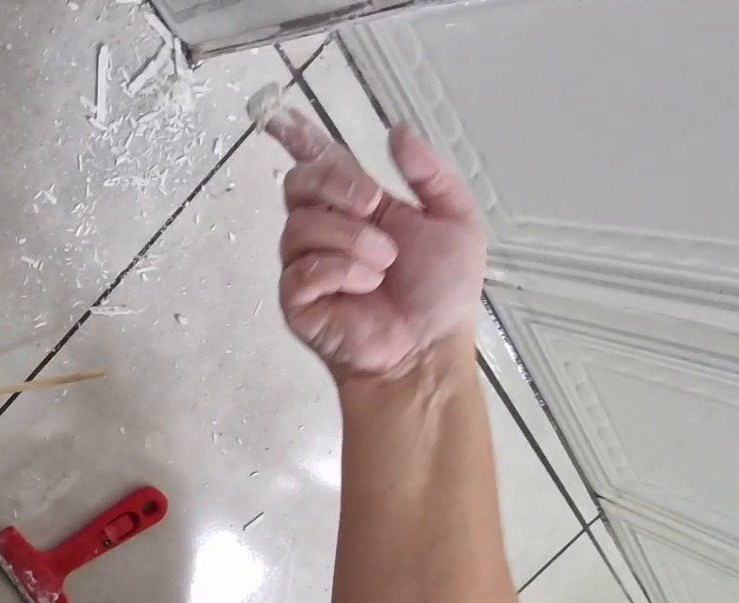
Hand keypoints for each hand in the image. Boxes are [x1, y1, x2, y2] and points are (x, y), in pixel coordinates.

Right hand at [263, 105, 485, 381]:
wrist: (424, 348)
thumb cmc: (439, 296)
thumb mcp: (456, 221)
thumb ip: (429, 173)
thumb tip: (396, 132)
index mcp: (358, 209)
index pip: (321, 165)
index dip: (299, 140)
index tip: (282, 119)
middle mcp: (326, 233)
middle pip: (299, 184)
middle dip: (335, 184)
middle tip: (372, 205)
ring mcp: (307, 266)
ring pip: (301, 225)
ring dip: (350, 239)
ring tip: (383, 264)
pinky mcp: (296, 299)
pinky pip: (302, 268)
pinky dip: (339, 271)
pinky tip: (362, 287)